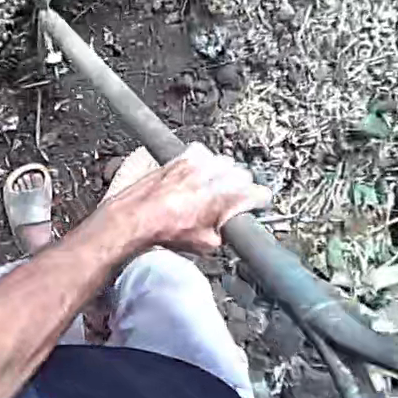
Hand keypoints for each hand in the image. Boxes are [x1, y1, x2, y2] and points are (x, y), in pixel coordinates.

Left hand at [102, 144, 269, 253]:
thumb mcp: (205, 244)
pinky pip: (201, 153)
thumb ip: (224, 232)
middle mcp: (216, 175)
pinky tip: (195, 175)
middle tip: (229, 201)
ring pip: (223, 161)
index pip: (261, 193)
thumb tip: (226, 229)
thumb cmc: (165, 230)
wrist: (137, 217)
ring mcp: (198, 163)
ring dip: (221, 174)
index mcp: (228, 196)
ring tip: (211, 189)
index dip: (259, 202)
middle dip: (239, 187)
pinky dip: (202, 162)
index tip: (255, 206)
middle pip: (243, 174)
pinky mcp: (181, 157)